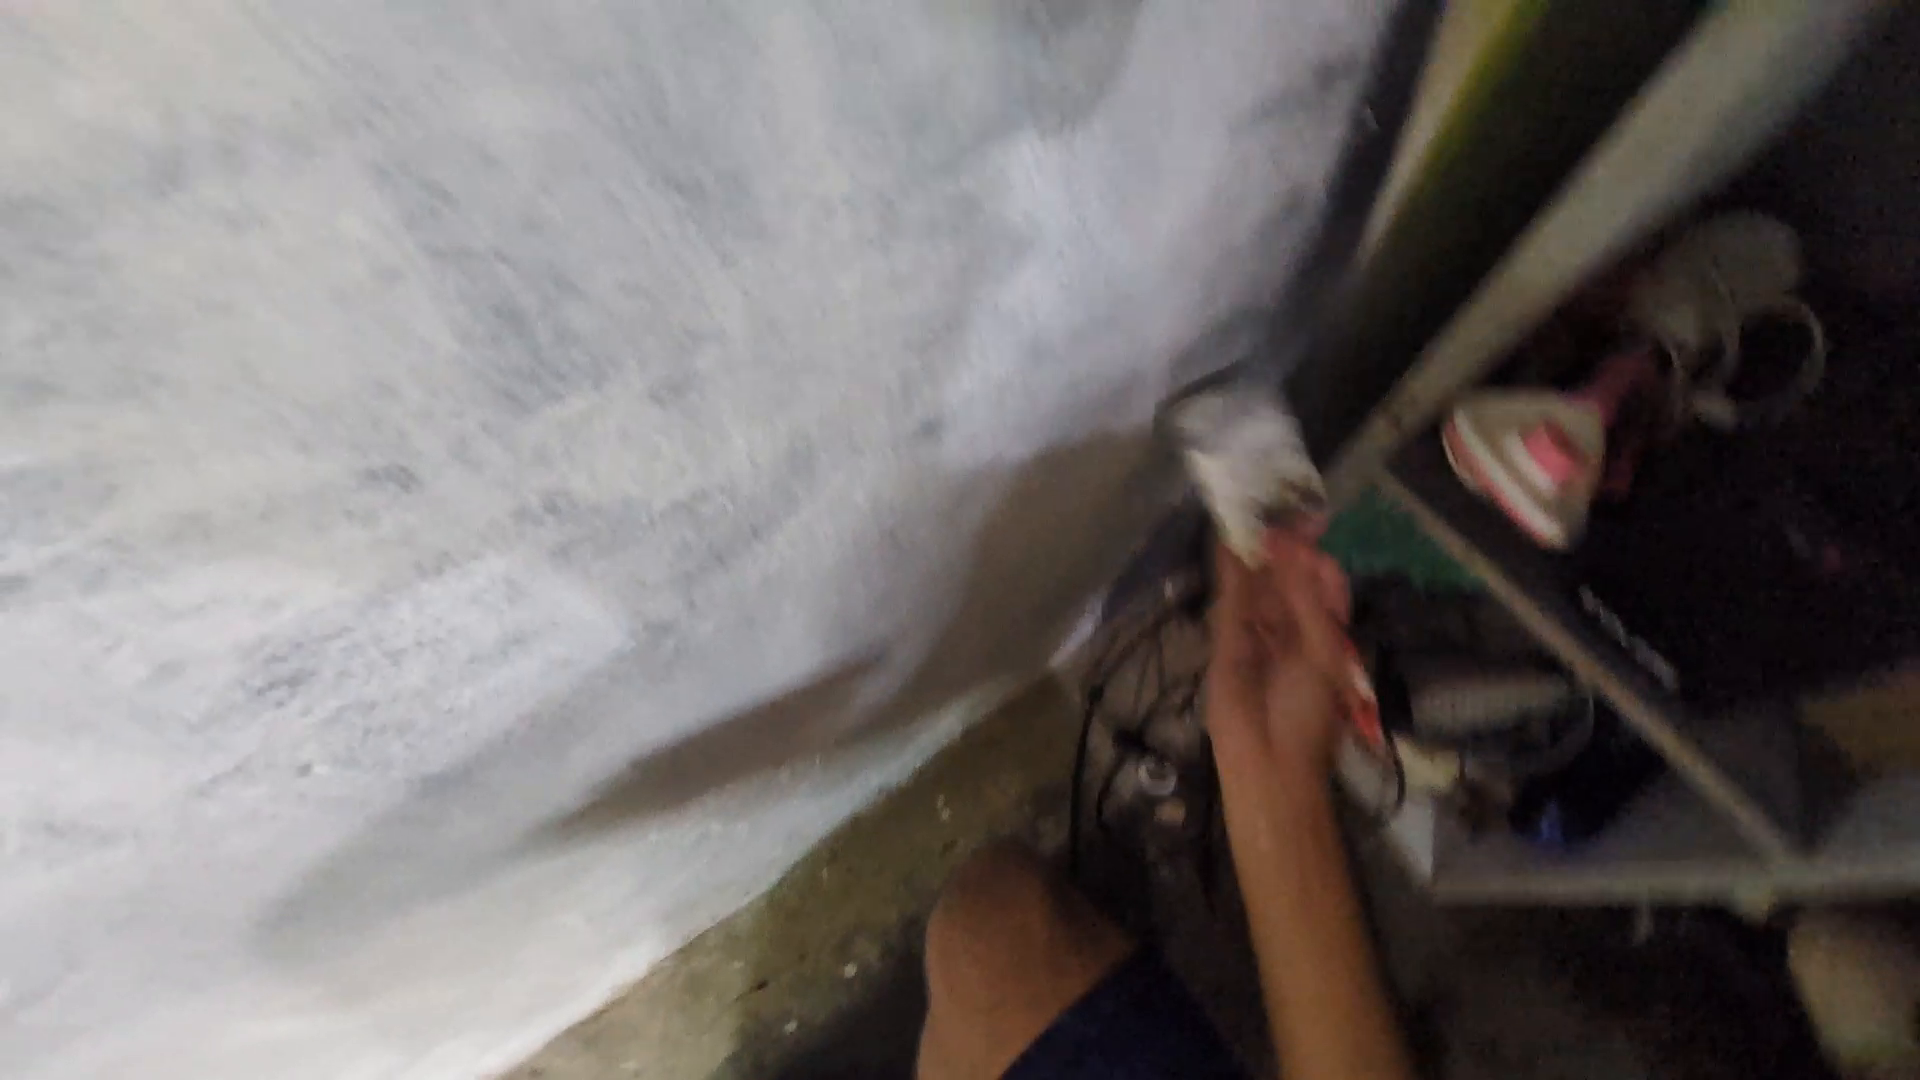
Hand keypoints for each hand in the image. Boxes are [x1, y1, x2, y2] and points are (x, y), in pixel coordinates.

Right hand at [1204, 531, 1352, 777]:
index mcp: (1324, 635)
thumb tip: (1290, 549)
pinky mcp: (1227, 642)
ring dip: (1253, 556)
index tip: (1306, 524)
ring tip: (1247, 517)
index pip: (1322, 584)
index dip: (1314, 556)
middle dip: (1281, 550)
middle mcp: (1290, 630)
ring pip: (1257, 587)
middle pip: (1286, 581)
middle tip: (1271, 511)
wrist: (1268, 759)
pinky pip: (1230, 602)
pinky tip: (1226, 545)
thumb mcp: (1322, 651)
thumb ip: (1304, 598)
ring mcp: (1257, 634)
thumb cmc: (1308, 712)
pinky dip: (1229, 574)